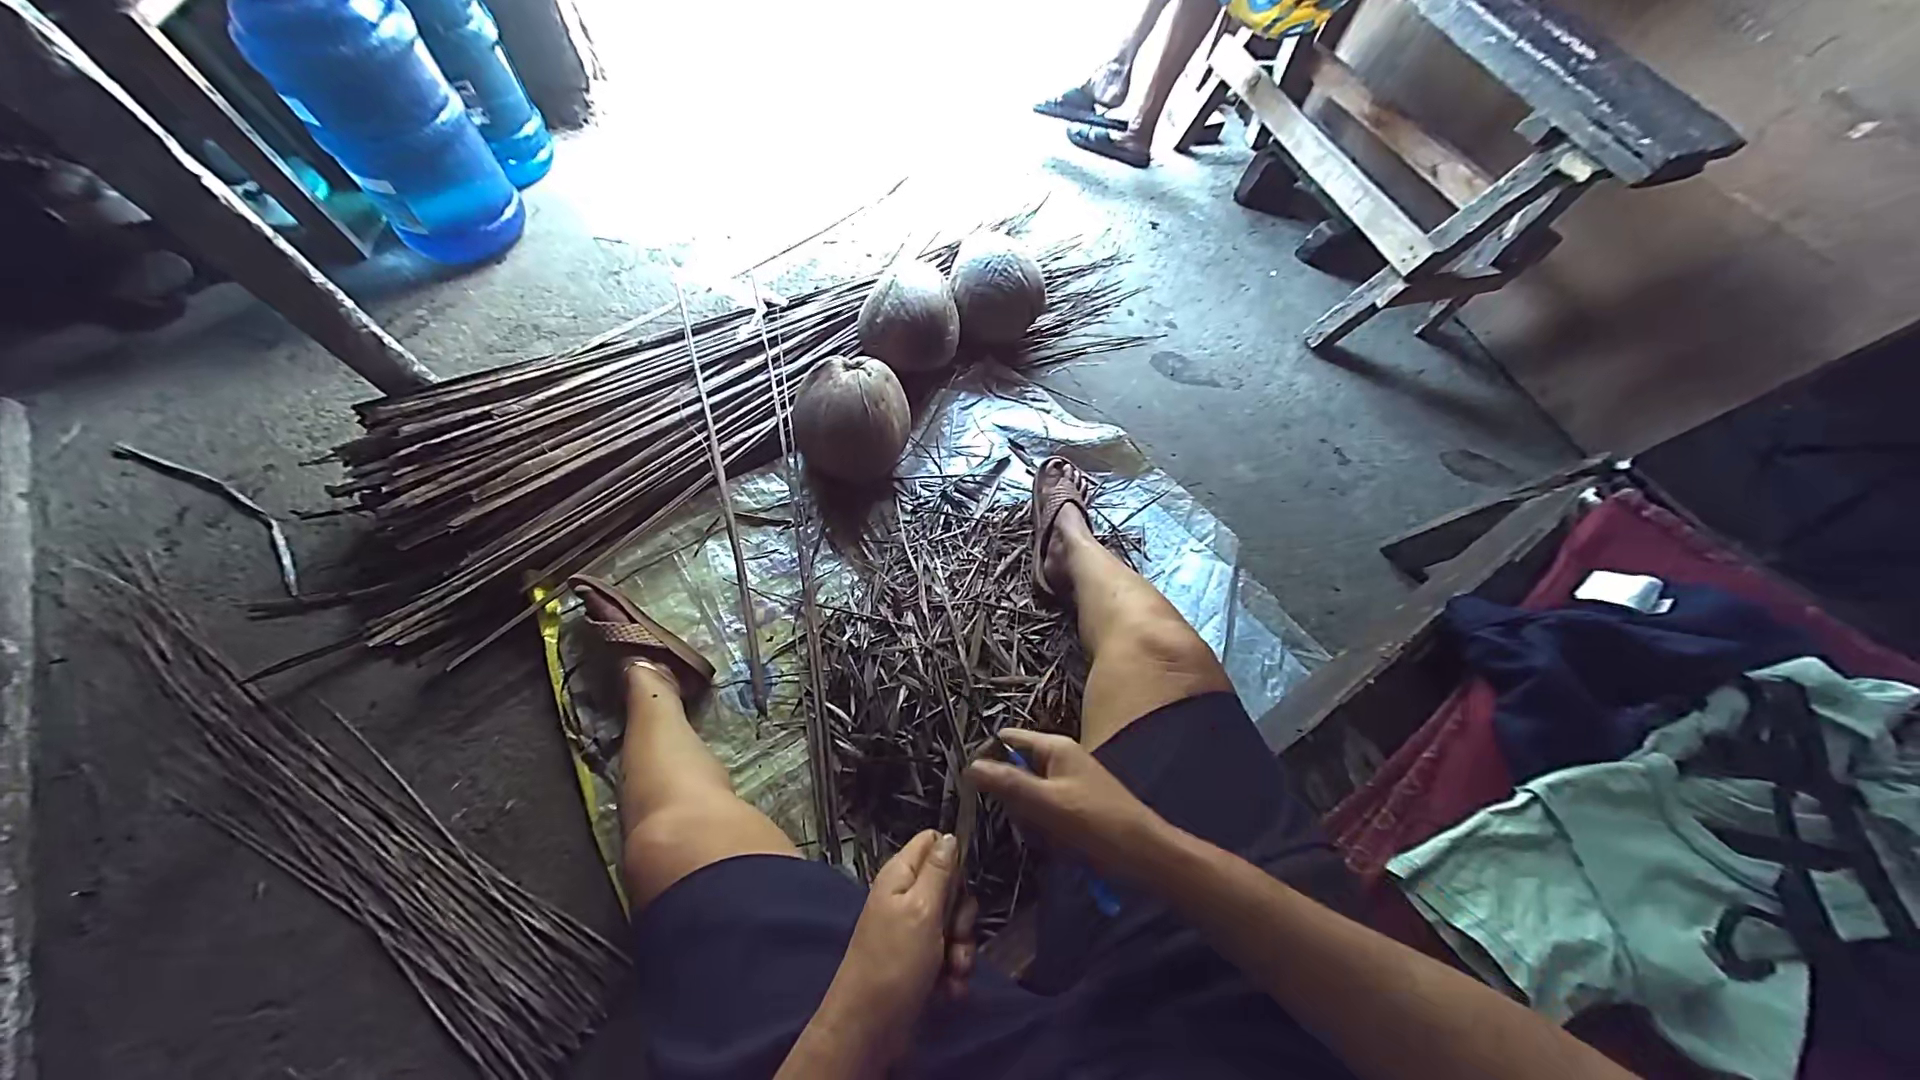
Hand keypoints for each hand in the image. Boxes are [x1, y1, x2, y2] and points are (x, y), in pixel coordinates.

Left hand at [819, 831, 964, 1052]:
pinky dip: (954, 971)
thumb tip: (949, 835)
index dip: (952, 860)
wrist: (869, 1029)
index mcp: (901, 875)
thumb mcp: (922, 909)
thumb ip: (939, 871)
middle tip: (955, 934)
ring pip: (954, 923)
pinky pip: (948, 952)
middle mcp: (906, 895)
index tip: (956, 886)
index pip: (932, 842)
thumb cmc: (895, 962)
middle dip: (962, 914)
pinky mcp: (919, 959)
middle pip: (951, 885)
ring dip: (962, 948)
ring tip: (954, 970)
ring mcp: (912, 928)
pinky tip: (950, 988)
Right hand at [965, 728, 1165, 880]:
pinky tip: (1062, 847)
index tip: (975, 788)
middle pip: (1015, 774)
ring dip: (1033, 823)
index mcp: (1055, 747)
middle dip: (1016, 803)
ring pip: (1029, 801)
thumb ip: (1008, 783)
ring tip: (1051, 838)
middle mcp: (1061, 760)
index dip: (988, 758)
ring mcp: (1069, 785)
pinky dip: (1048, 833)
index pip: (1007, 739)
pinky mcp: (1075, 809)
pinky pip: (1045, 817)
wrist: (1147, 857)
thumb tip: (970, 766)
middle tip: (1030, 822)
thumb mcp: (1048, 803)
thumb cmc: (1098, 823)